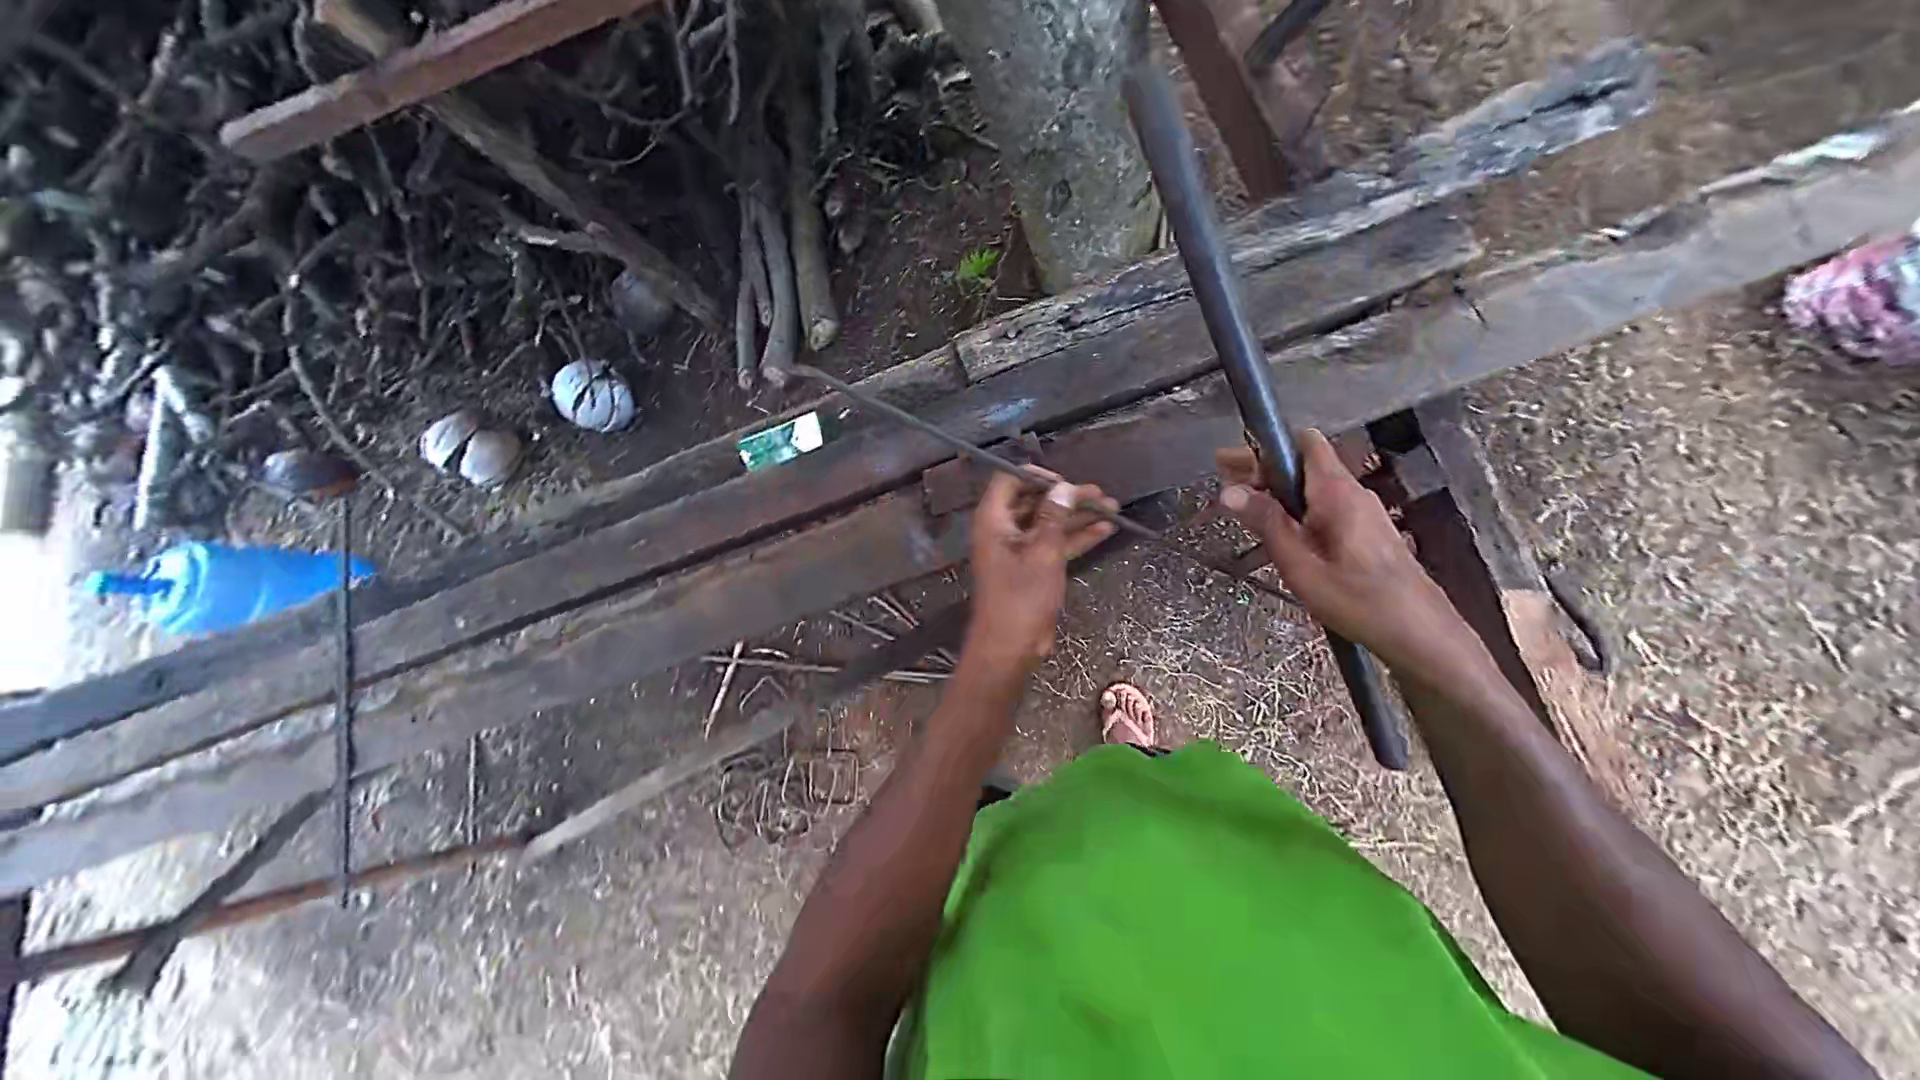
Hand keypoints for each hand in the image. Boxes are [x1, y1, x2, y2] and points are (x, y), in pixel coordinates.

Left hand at [962, 470, 1117, 677]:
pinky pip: (1055, 544)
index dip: (1038, 475)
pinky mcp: (1033, 567)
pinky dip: (1077, 537)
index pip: (1010, 480)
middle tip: (1100, 494)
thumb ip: (1053, 516)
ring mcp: (1019, 549)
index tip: (1066, 481)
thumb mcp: (1042, 552)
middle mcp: (1004, 529)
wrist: (1011, 646)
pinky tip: (1105, 530)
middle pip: (1035, 501)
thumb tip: (1065, 486)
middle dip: (1068, 496)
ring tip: (1113, 508)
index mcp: (994, 520)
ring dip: (1079, 516)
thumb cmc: (1021, 597)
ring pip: (1050, 523)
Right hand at [1216, 430, 1482, 684]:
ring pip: (1311, 488)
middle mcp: (1352, 494)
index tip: (1230, 467)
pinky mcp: (1365, 531)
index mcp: (1336, 493)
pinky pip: (1323, 507)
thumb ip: (1267, 524)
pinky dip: (1294, 510)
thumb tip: (1228, 491)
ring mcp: (1362, 512)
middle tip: (1223, 486)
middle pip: (1302, 465)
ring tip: (1241, 510)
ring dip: (1275, 493)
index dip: (1263, 449)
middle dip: (1260, 472)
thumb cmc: (1358, 601)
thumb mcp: (1301, 566)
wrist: (1419, 633)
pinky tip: (1276, 532)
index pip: (1302, 444)